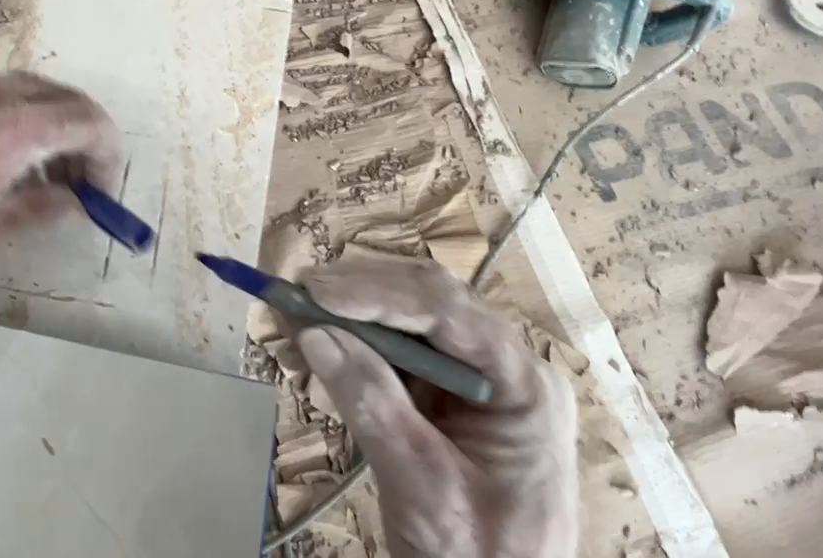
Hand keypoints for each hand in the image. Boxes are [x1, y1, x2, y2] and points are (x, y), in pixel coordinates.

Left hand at [0, 71, 123, 375]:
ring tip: (41, 174)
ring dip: (52, 126)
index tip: (103, 190)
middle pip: (67, 99)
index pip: (91, 123)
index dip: (109, 155)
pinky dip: (20, 118)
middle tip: (80, 184)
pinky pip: (0, 93)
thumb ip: (39, 209)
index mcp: (18, 127)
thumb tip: (74, 202)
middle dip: (86, 138)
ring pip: (33, 92)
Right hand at [295, 254, 577, 557]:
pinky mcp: (453, 391)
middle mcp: (508, 365)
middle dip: (362, 292)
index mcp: (524, 385)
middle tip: (298, 292)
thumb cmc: (476, 557)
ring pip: (414, 315)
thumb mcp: (422, 488)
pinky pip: (404, 347)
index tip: (314, 290)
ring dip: (355, 310)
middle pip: (432, 300)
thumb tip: (314, 334)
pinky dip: (360, 337)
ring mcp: (482, 375)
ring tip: (300, 311)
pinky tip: (322, 336)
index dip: (378, 293)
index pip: (449, 312)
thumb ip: (372, 407)